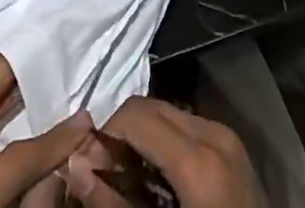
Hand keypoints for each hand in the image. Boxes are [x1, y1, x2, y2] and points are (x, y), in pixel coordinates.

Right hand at [61, 97, 267, 207]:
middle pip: (151, 107)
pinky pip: (187, 126)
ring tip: (126, 177)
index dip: (104, 136)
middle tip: (102, 172)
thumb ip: (113, 203)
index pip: (135, 115)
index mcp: (198, 156)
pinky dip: (163, 141)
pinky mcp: (231, 145)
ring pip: (168, 112)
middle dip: (120, 133)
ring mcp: (227, 135)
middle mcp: (213, 132)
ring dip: (141, 136)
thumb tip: (73, 165)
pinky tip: (156, 177)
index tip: (88, 168)